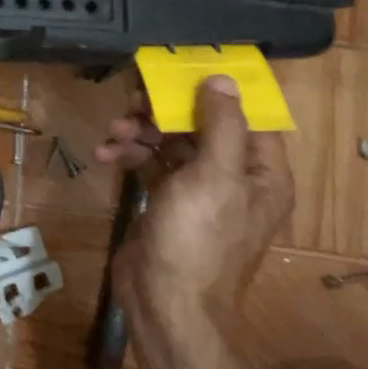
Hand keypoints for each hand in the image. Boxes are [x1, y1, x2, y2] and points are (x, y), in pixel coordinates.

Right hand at [95, 75, 293, 312]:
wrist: (166, 300)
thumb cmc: (199, 238)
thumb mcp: (214, 176)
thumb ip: (221, 125)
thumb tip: (223, 79)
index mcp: (261, 174)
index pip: (249, 118)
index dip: (219, 92)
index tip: (183, 68)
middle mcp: (234, 179)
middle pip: (202, 126)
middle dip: (166, 110)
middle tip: (134, 99)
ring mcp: (198, 192)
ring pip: (171, 142)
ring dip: (141, 131)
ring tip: (115, 131)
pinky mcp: (166, 202)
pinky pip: (150, 164)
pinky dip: (129, 155)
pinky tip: (107, 155)